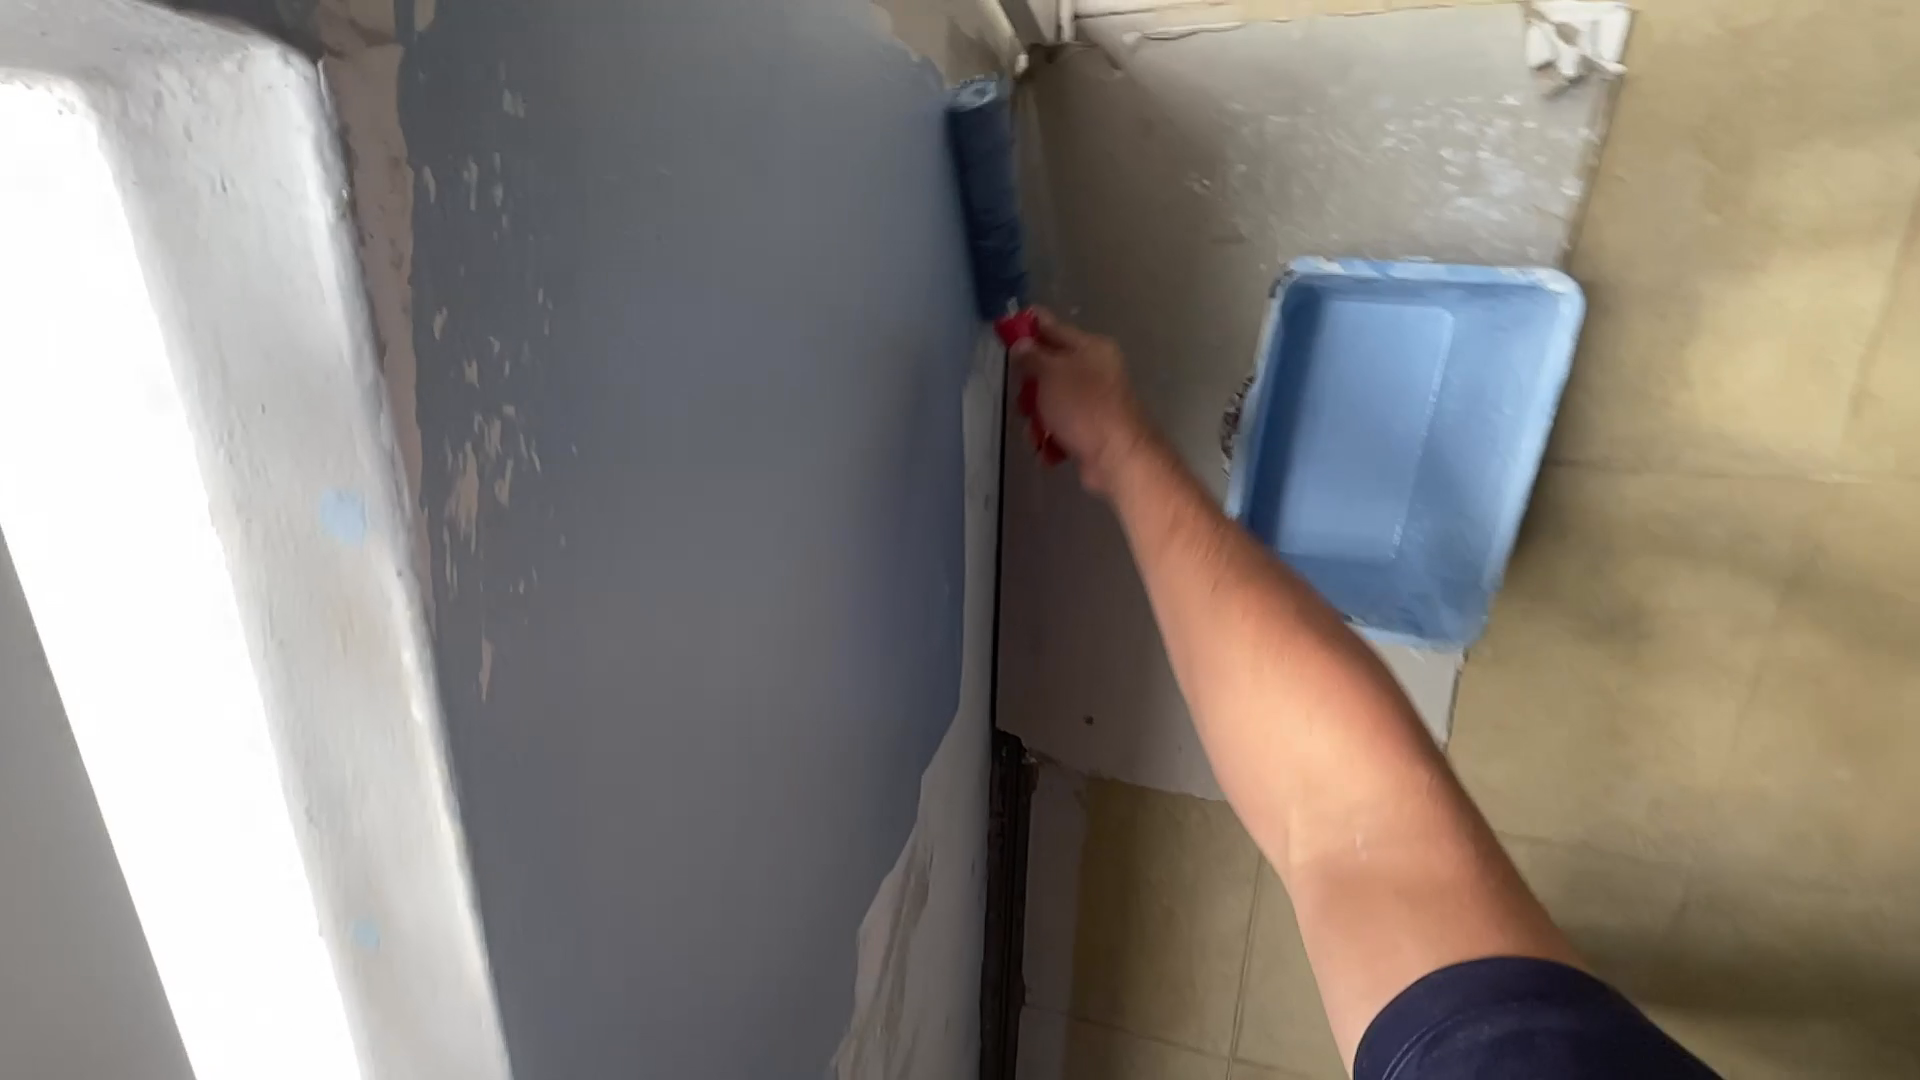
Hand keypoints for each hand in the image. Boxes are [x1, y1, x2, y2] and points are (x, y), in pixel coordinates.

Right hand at [1009, 309, 1152, 495]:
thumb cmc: (1083, 407)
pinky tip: (1048, 449)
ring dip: (1037, 420)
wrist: (1116, 457)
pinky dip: (1050, 439)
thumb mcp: (1051, 374)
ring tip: (1038, 433)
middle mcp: (1093, 372)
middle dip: (1030, 388)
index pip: (1052, 328)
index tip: (1004, 328)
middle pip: (1048, 370)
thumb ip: (1032, 356)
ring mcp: (1092, 403)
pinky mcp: (1088, 431)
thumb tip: (1021, 344)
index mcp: (1090, 348)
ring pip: (1049, 403)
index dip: (1027, 326)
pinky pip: (1058, 428)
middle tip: (1024, 398)